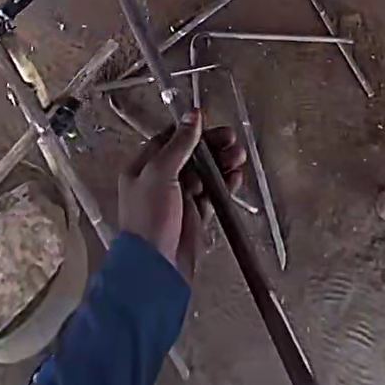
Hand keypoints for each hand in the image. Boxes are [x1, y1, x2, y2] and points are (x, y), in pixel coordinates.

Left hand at [117, 110, 246, 282]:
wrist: (156, 270)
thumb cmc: (151, 216)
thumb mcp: (160, 173)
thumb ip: (179, 145)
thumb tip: (193, 115)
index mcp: (144, 166)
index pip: (168, 139)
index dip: (189, 129)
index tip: (209, 120)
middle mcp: (160, 180)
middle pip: (189, 155)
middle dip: (211, 146)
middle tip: (233, 139)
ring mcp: (178, 199)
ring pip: (203, 174)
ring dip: (221, 164)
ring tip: (239, 156)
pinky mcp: (195, 217)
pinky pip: (212, 195)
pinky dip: (224, 185)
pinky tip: (236, 176)